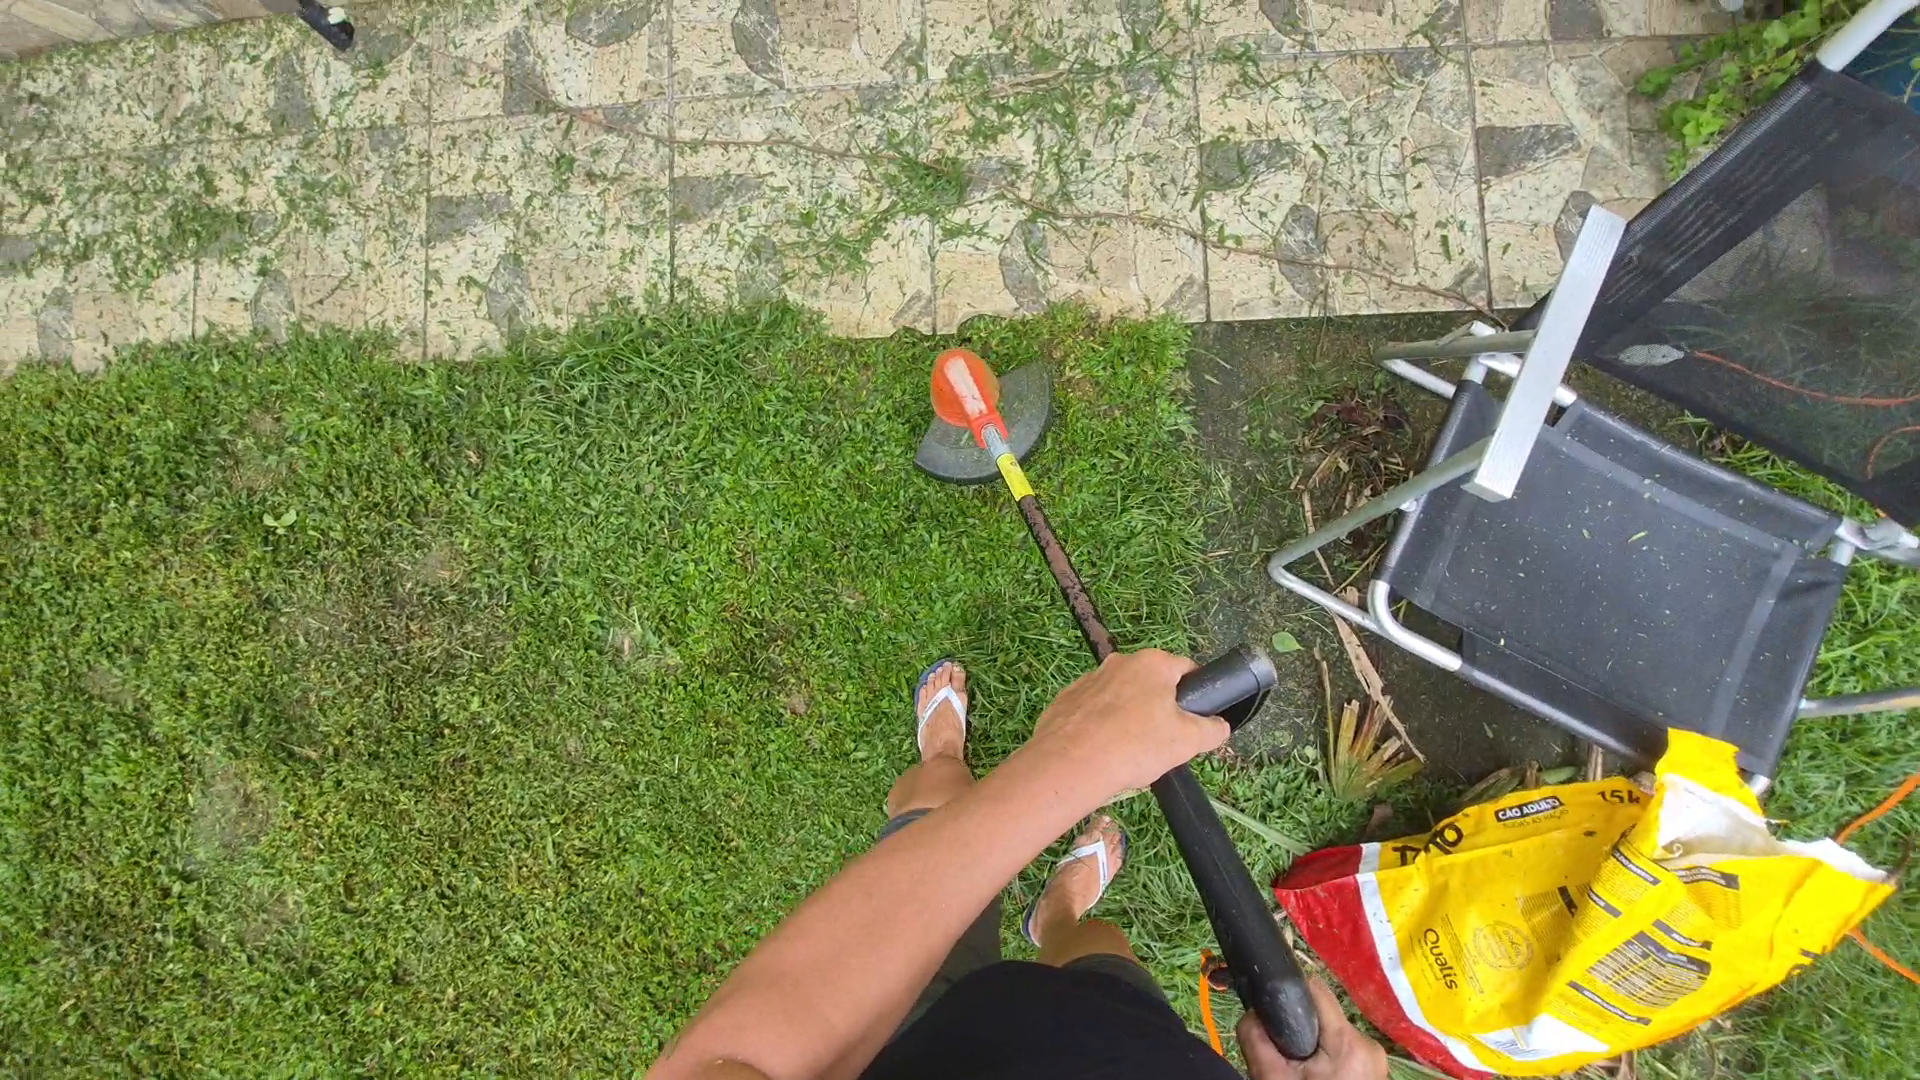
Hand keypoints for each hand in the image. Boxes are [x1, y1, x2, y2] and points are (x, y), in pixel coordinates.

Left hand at [1024, 649, 1230, 803]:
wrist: (1071, 763)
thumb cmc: (1136, 745)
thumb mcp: (1188, 741)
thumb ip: (1211, 729)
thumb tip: (1218, 725)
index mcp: (1152, 663)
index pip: (1187, 670)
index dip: (1196, 695)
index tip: (1195, 721)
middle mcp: (1119, 662)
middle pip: (1152, 685)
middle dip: (1161, 710)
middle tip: (1163, 742)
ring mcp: (1089, 679)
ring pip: (1122, 698)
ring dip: (1130, 719)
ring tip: (1131, 753)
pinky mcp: (1067, 699)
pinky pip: (1095, 712)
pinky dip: (1102, 727)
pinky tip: (1103, 752)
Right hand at [1238, 977, 1388, 1079]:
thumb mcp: (1270, 1078)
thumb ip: (1254, 1034)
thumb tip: (1253, 1010)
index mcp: (1351, 1044)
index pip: (1314, 990)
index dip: (1288, 998)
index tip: (1275, 1023)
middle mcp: (1370, 1046)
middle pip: (1320, 1014)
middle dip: (1298, 1030)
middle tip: (1286, 1060)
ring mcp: (1376, 1062)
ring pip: (1329, 1033)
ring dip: (1310, 1047)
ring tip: (1299, 1075)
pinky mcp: (1375, 1073)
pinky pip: (1341, 1050)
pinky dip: (1324, 1060)